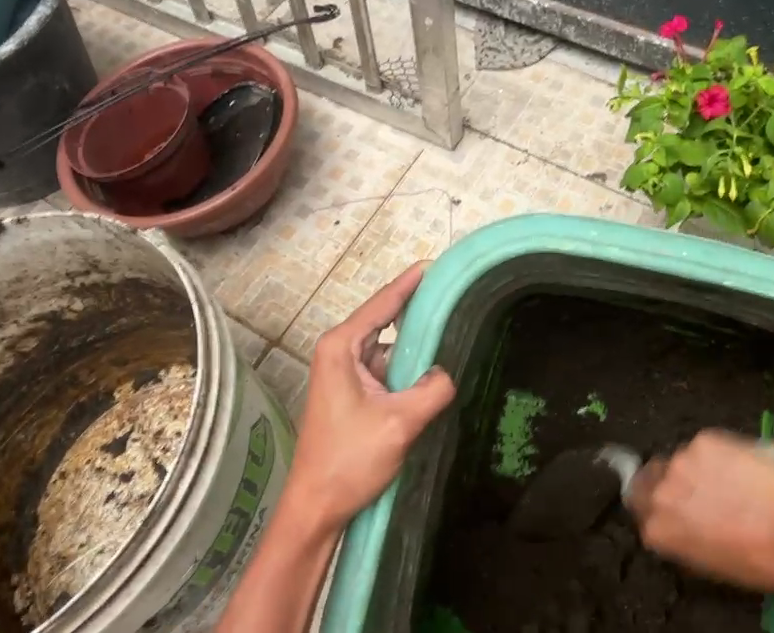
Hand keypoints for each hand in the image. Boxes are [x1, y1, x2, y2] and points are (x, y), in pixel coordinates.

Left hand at [281, 261, 455, 532]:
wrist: (316, 508)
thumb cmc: (348, 462)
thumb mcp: (399, 423)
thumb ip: (432, 390)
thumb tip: (448, 371)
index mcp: (341, 346)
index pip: (383, 302)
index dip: (412, 282)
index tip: (438, 264)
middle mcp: (339, 351)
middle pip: (386, 319)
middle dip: (419, 310)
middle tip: (456, 298)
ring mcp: (344, 372)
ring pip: (389, 345)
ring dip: (416, 345)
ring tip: (453, 332)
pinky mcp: (353, 392)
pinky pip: (387, 367)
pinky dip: (408, 367)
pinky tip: (433, 369)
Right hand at [625, 429, 773, 592]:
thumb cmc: (749, 561)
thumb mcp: (702, 559)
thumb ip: (679, 533)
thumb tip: (681, 519)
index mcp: (657, 527)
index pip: (640, 504)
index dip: (659, 501)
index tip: (675, 502)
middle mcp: (660, 490)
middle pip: (653, 474)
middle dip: (671, 479)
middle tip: (698, 487)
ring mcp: (681, 460)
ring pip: (684, 457)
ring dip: (698, 465)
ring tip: (728, 478)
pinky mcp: (705, 439)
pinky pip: (706, 443)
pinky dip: (719, 452)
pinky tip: (740, 466)